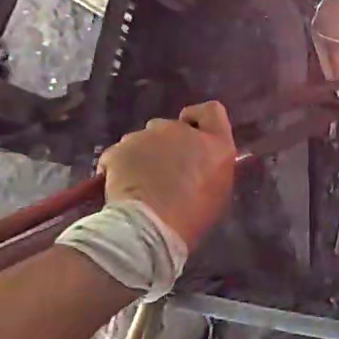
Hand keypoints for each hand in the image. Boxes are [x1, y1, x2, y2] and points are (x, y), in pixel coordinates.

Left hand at [97, 102, 236, 245]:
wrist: (150, 227)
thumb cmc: (193, 216)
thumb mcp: (219, 190)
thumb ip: (212, 166)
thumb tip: (201, 162)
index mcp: (215, 143)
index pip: (213, 111)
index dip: (200, 119)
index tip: (192, 134)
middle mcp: (182, 132)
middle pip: (173, 127)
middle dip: (168, 143)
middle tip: (165, 171)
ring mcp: (147, 137)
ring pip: (144, 139)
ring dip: (144, 154)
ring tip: (141, 182)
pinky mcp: (119, 148)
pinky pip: (120, 154)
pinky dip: (121, 167)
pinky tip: (123, 189)